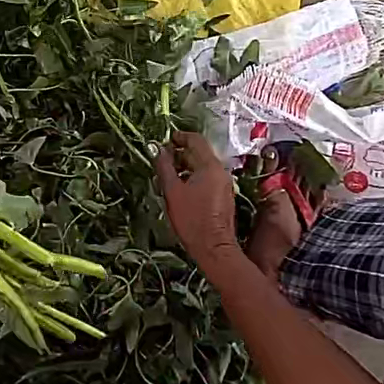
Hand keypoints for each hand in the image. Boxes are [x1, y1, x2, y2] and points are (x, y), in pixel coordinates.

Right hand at [155, 132, 242, 265]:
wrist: (213, 247)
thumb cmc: (191, 219)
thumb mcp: (172, 191)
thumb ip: (165, 167)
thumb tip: (158, 149)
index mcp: (210, 166)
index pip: (196, 140)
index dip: (180, 136)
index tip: (166, 140)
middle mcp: (221, 171)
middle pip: (201, 152)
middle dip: (181, 152)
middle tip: (163, 158)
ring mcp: (224, 183)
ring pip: (204, 166)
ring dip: (187, 165)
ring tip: (168, 173)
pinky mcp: (223, 195)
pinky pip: (208, 177)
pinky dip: (194, 176)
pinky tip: (181, 187)